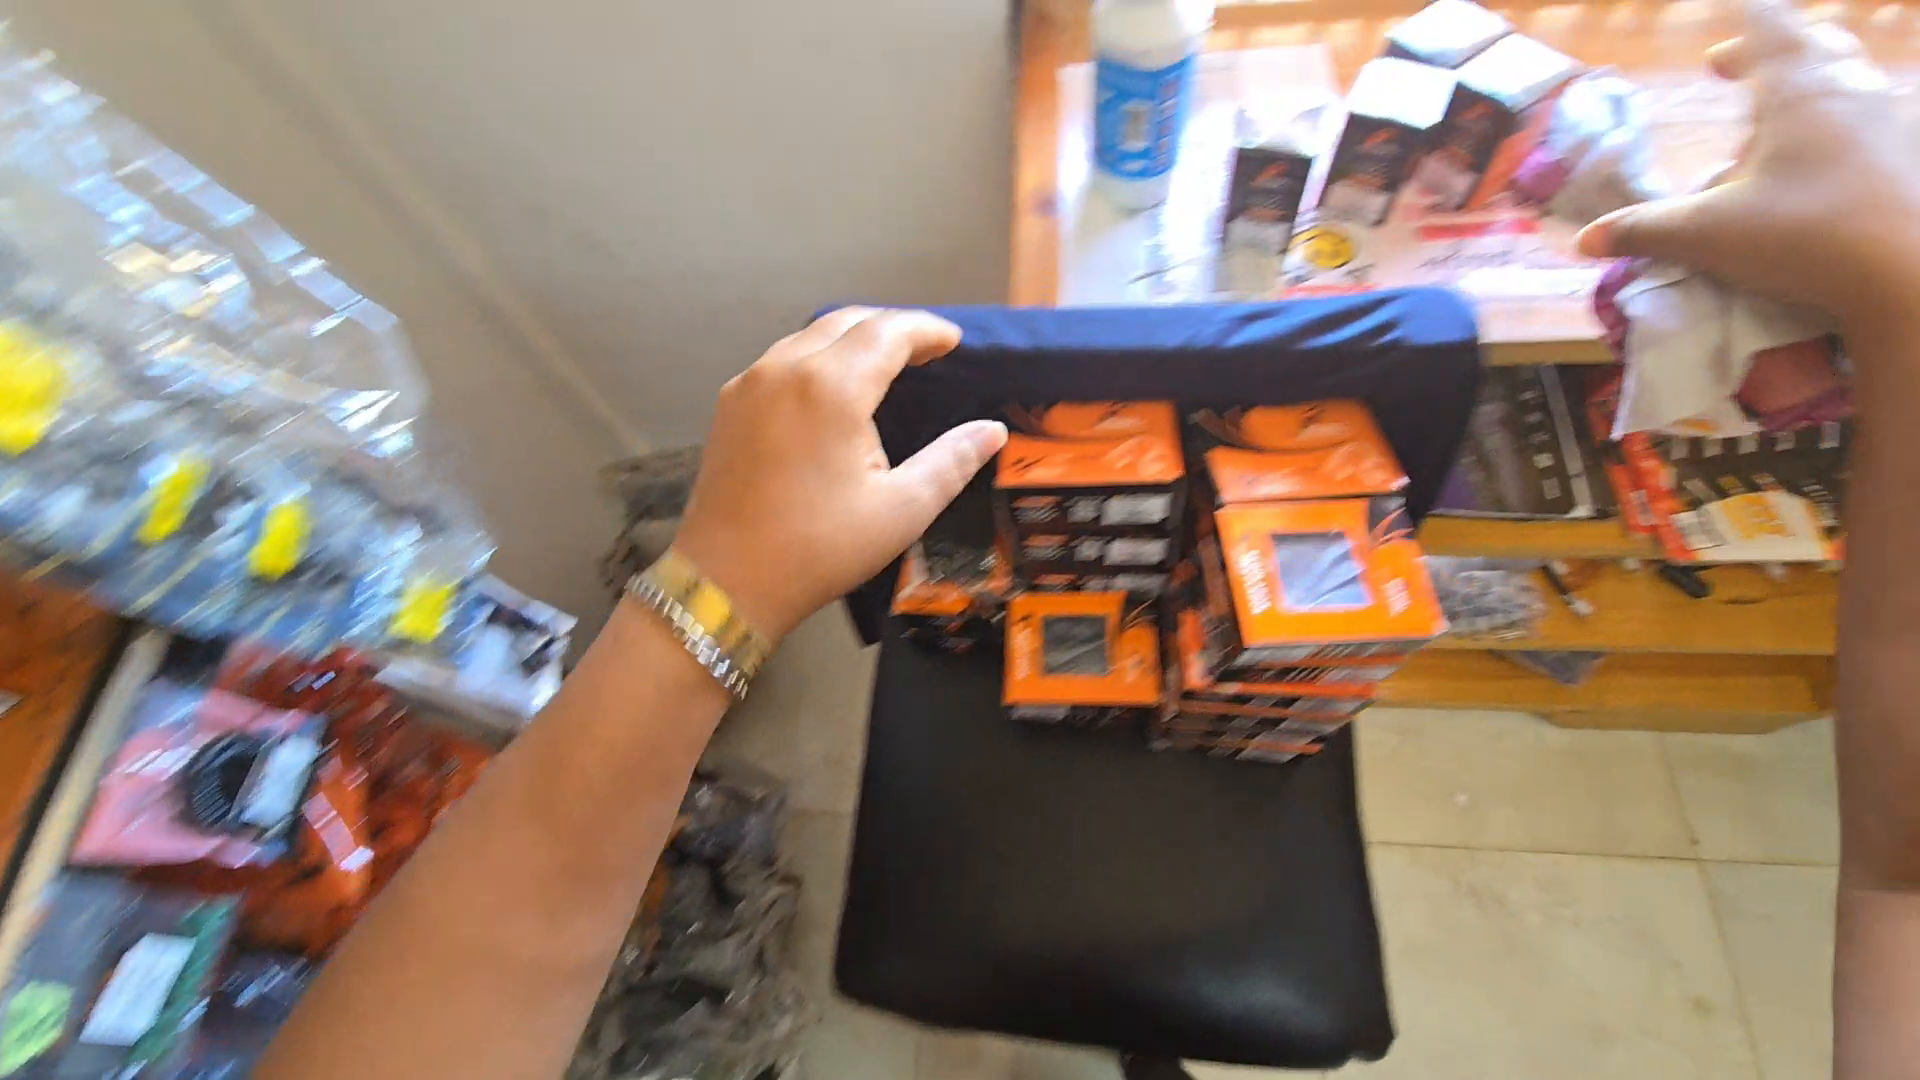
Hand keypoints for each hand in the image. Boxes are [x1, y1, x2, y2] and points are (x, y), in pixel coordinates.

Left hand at [669, 308, 1006, 642]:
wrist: (728, 580)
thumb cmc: (821, 548)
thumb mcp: (902, 510)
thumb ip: (951, 462)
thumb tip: (991, 430)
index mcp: (832, 387)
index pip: (889, 332)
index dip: (926, 331)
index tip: (953, 341)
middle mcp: (786, 368)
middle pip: (847, 321)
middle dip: (892, 327)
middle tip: (925, 351)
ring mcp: (750, 383)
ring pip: (810, 335)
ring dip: (852, 338)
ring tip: (884, 364)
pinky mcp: (730, 404)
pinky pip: (782, 359)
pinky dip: (818, 357)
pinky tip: (832, 389)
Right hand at [1577, 0, 1919, 334]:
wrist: (1913, 272)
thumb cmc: (1804, 234)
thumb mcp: (1703, 236)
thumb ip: (1641, 232)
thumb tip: (1584, 240)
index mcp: (1801, 97)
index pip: (1769, 34)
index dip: (1744, 19)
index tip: (1725, 6)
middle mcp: (1852, 95)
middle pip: (1816, 48)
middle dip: (1771, 49)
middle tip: (1732, 61)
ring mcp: (1893, 122)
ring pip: (1844, 84)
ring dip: (1801, 90)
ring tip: (1763, 118)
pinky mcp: (1909, 158)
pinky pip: (1866, 122)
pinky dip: (1829, 127)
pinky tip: (1809, 162)